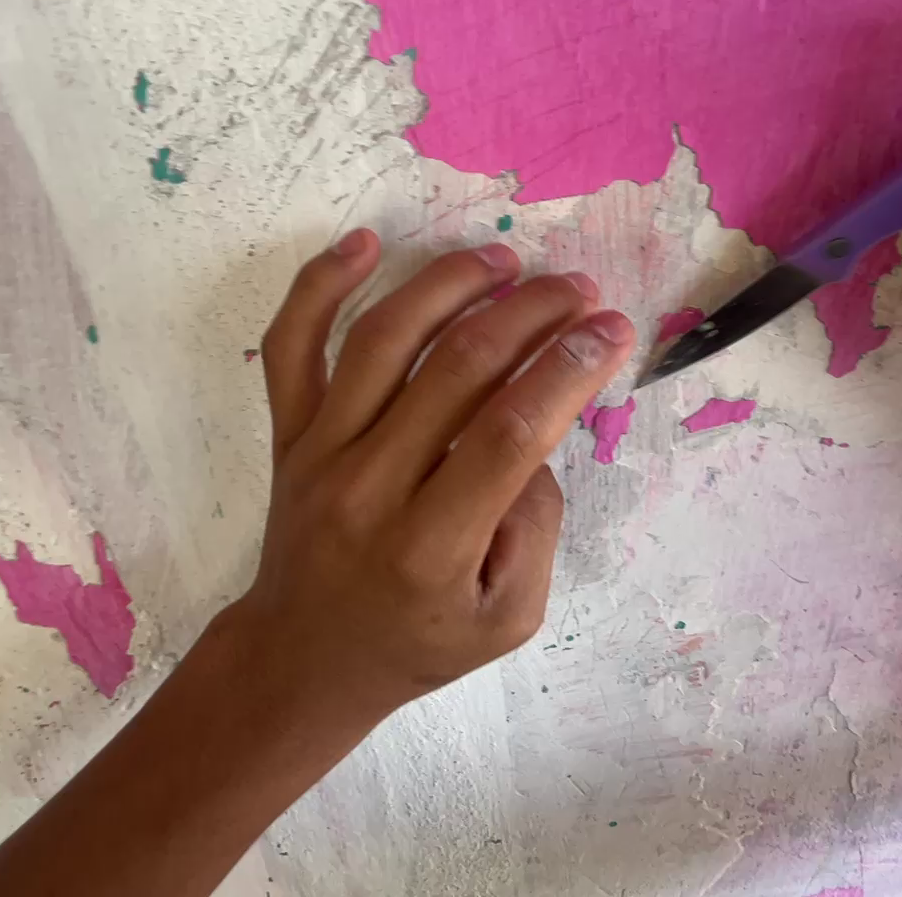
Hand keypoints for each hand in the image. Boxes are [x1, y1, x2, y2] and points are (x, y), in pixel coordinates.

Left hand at [237, 231, 634, 720]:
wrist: (305, 658)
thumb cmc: (419, 641)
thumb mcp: (509, 618)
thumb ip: (537, 526)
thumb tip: (538, 428)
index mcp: (431, 546)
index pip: (510, 433)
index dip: (569, 370)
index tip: (613, 328)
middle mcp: (369, 487)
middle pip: (458, 370)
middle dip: (532, 315)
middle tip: (578, 288)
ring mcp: (319, 452)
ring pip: (383, 339)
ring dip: (450, 284)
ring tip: (505, 260)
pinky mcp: (288, 433)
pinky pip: (293, 346)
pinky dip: (320, 285)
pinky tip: (366, 242)